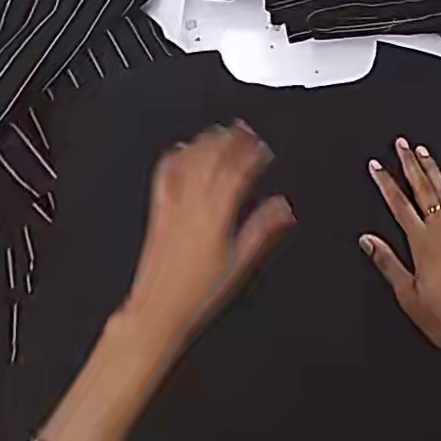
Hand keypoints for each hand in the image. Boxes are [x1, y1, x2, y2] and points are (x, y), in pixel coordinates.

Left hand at [122, 121, 295, 347]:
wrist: (157, 310)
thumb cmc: (197, 293)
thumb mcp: (239, 264)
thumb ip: (262, 230)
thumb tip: (283, 207)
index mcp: (216, 215)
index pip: (237, 172)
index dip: (251, 155)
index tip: (262, 147)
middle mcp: (193, 204)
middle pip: (213, 159)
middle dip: (230, 140)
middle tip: (244, 130)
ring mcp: (173, 204)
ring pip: (190, 161)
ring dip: (206, 142)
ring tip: (220, 132)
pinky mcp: (158, 210)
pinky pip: (166, 174)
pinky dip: (175, 157)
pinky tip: (182, 148)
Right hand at [361, 138, 440, 366]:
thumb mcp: (408, 295)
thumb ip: (387, 262)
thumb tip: (368, 241)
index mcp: (423, 243)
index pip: (398, 204)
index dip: (385, 183)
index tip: (377, 167)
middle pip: (422, 189)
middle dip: (409, 164)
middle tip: (401, 145)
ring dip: (433, 169)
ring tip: (423, 151)